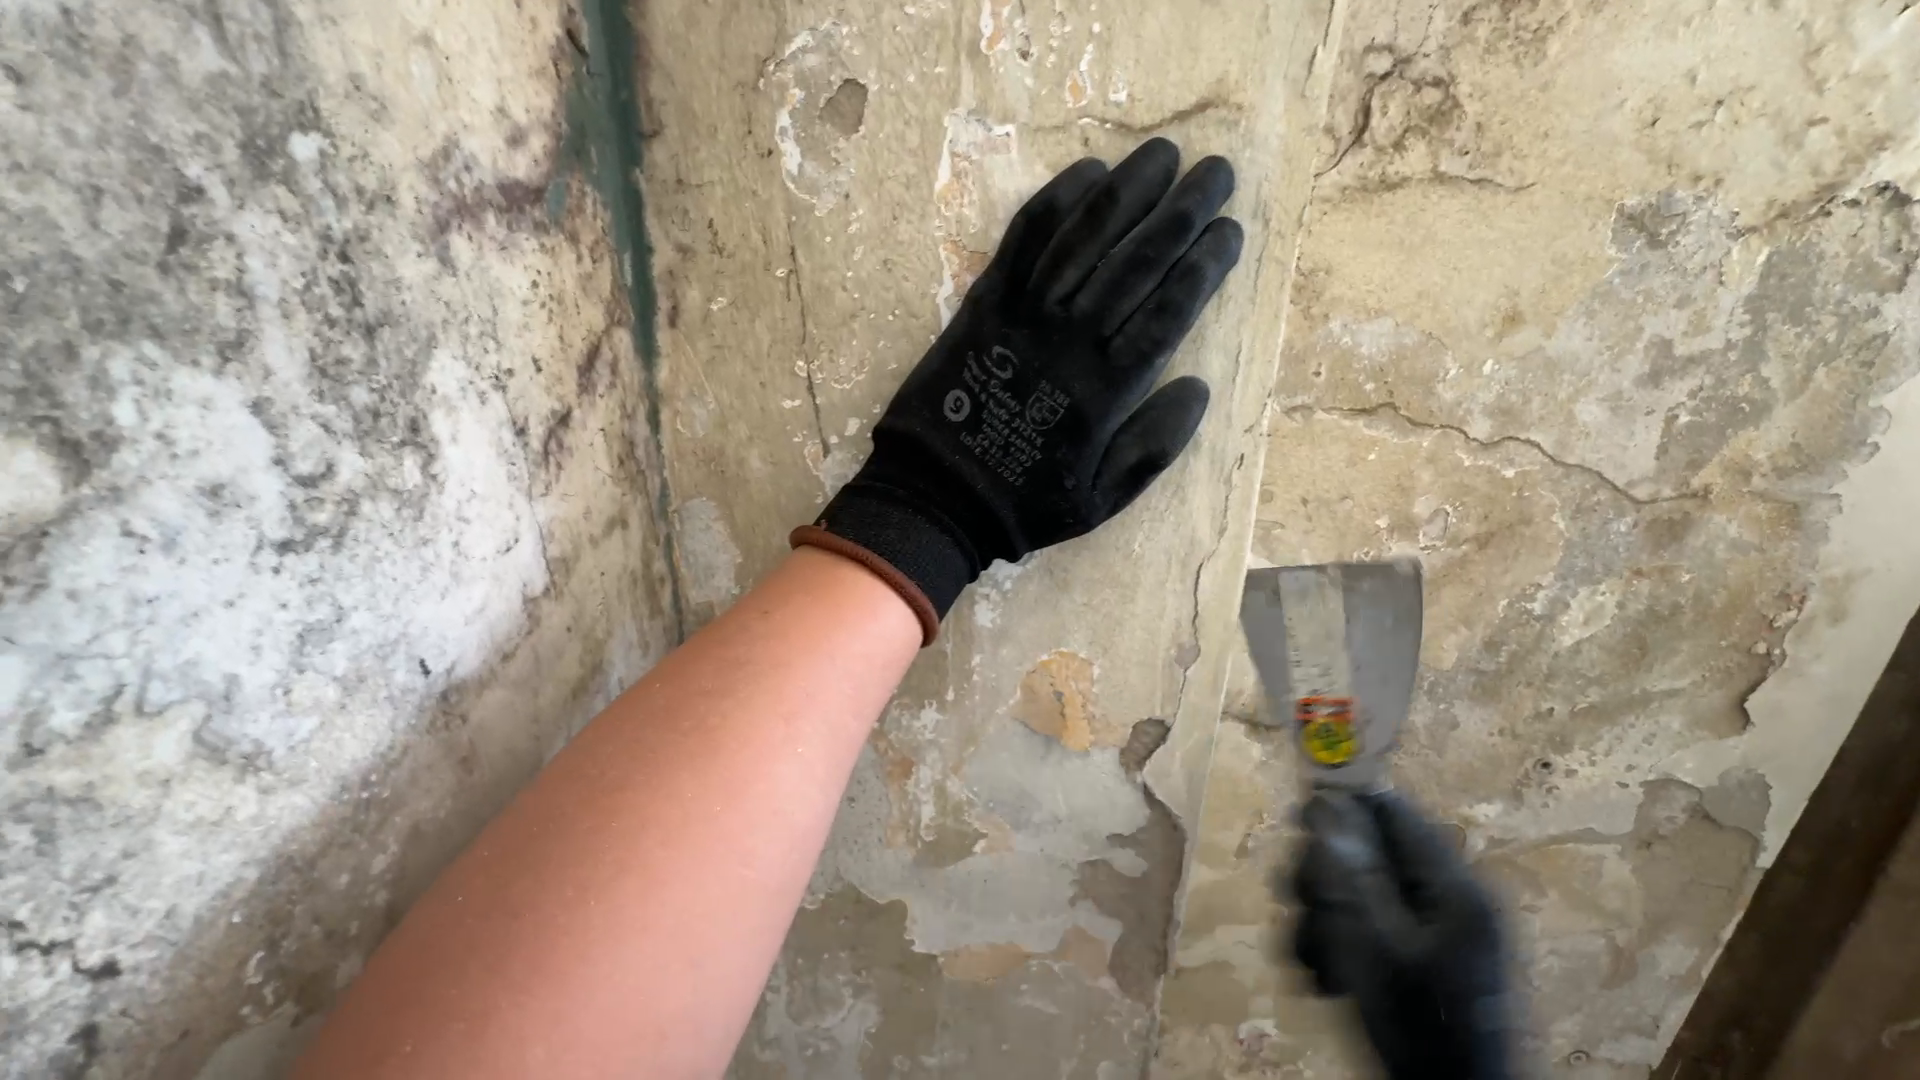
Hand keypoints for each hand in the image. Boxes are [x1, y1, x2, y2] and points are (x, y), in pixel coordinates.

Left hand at [792, 137, 1243, 642]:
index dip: (1204, 266)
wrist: (935, 496)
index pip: (1168, 310)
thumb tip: (1198, 387)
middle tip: (1218, 170)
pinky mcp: (983, 302)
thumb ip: (1153, 447)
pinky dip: (1054, 204)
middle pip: (1135, 262)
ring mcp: (1023, 314)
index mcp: (1105, 389)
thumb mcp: (1099, 502)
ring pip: (1083, 239)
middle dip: (1181, 212)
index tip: (1231, 230)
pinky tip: (1086, 173)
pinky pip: (1022, 243)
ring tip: (1163, 154)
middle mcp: (1069, 338)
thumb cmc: (1021, 503)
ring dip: (1127, 192)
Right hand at [1285, 791, 1517, 1079]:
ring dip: (1323, 915)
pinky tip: (1322, 975)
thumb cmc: (1418, 1025)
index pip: (1390, 808)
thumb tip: (1323, 802)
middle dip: (1321, 875)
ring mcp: (1436, 927)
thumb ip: (1350, 871)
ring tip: (1307, 957)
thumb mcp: (1374, 945)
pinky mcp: (1421, 954)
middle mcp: (1447, 896)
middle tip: (1293, 901)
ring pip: (1358, 888)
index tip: (1292, 820)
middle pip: (1366, 849)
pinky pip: (1368, 922)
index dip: (1339, 804)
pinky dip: (1339, 941)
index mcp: (1452, 885)